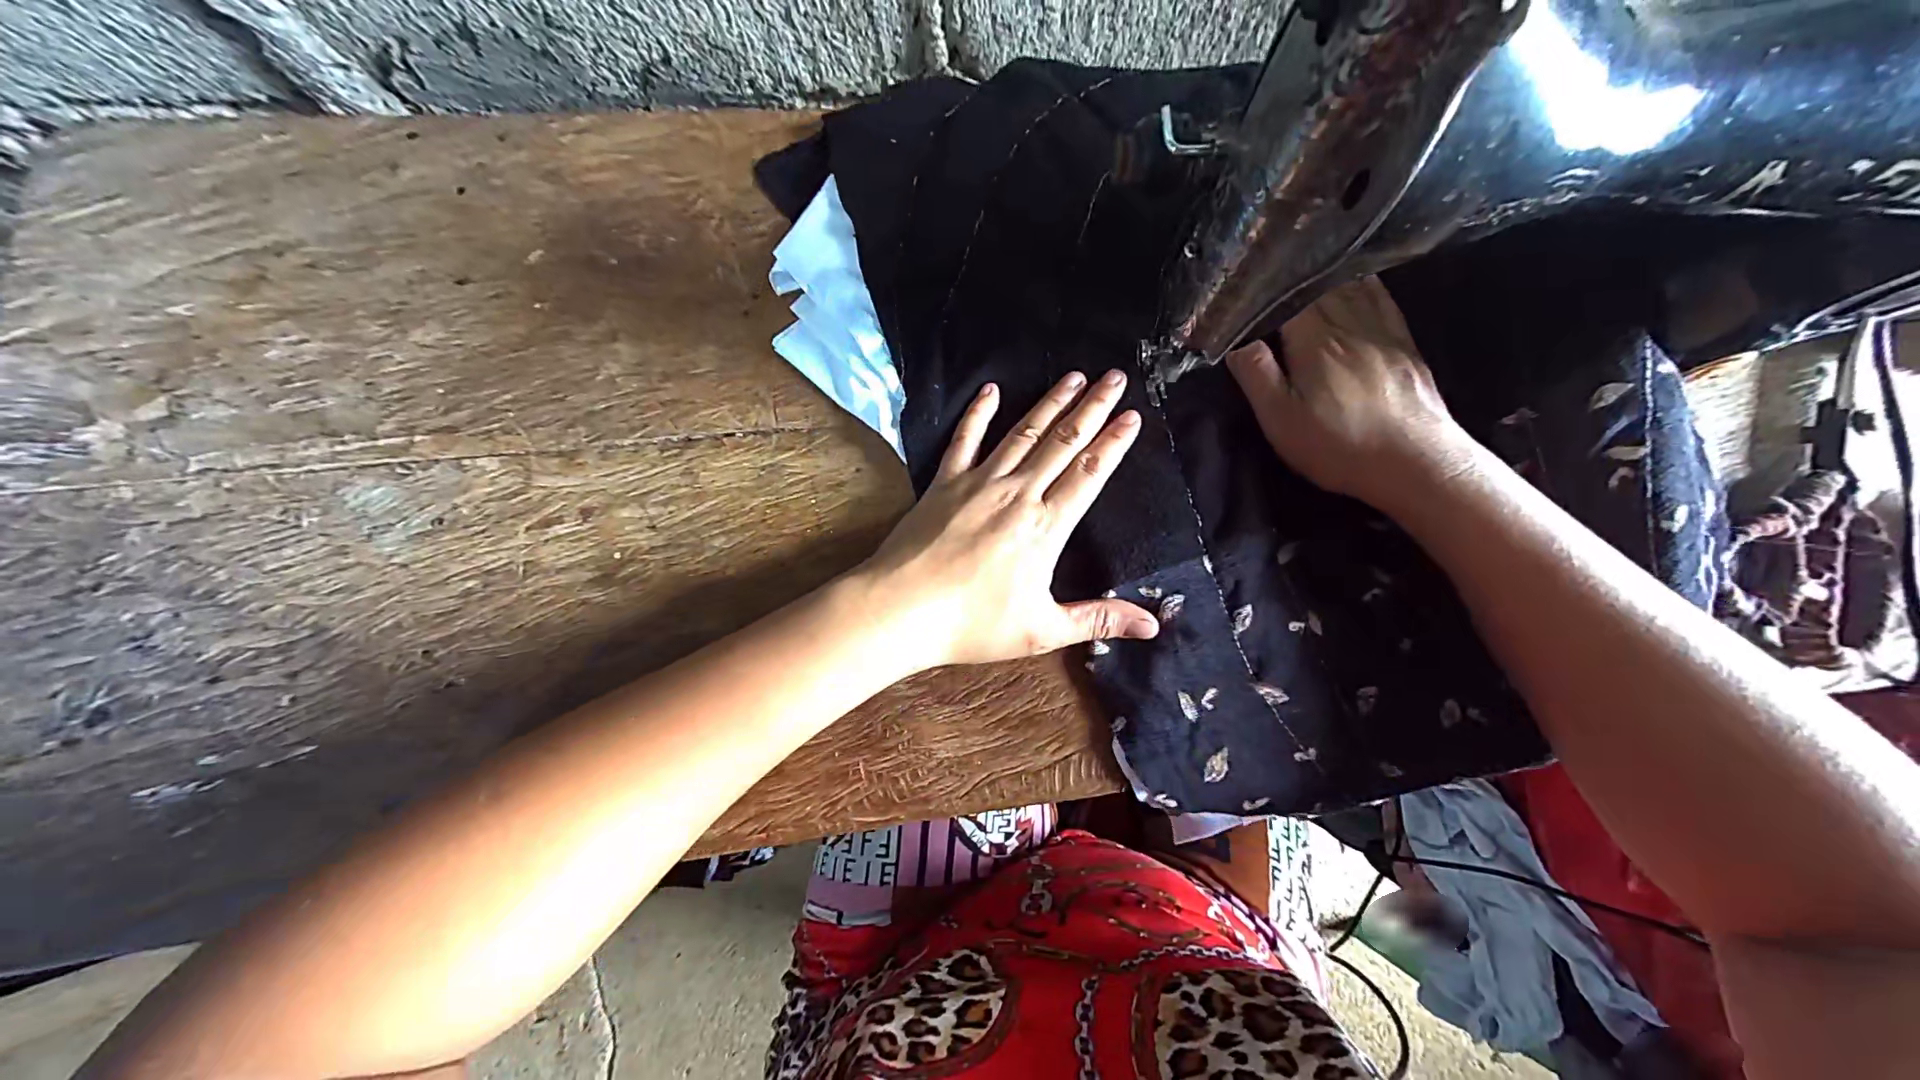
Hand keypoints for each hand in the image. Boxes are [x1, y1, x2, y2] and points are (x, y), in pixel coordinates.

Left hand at [853, 369, 1159, 669]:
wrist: (901, 610)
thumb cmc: (972, 624)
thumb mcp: (1042, 630)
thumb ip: (1098, 620)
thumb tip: (1152, 626)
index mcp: (1045, 528)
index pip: (1089, 474)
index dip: (1113, 443)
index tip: (1131, 415)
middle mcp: (1016, 495)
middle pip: (1062, 443)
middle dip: (1092, 408)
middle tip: (1114, 378)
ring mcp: (978, 484)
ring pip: (1023, 434)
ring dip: (1050, 403)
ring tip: (1073, 377)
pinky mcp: (944, 484)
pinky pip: (965, 440)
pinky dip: (978, 413)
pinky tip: (991, 391)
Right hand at [1226, 276, 1473, 510]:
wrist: (1415, 461)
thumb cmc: (1338, 444)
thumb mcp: (1281, 419)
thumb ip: (1256, 374)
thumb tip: (1235, 340)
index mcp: (1315, 338)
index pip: (1285, 295)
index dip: (1261, 287)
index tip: (1240, 287)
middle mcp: (1350, 321)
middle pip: (1317, 283)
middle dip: (1289, 279)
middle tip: (1264, 277)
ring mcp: (1382, 327)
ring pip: (1349, 283)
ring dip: (1323, 273)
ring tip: (1300, 270)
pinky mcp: (1404, 339)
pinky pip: (1379, 295)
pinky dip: (1360, 281)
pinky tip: (1352, 279)